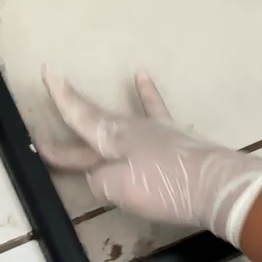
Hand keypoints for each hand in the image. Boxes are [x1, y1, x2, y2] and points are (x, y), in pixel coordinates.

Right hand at [37, 69, 261, 244]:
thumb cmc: (164, 187)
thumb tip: (97, 174)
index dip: (61, 100)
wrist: (215, 186)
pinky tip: (142, 76)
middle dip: (68, 117)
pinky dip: (146, 94)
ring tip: (78, 96)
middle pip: (91, 123)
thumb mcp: (119, 189)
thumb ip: (99, 179)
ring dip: (95, 116)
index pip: (79, 117)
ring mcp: (153, 130)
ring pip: (116, 121)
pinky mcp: (173, 137)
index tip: (48, 72)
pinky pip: (154, 109)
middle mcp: (129, 129)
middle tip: (46, 119)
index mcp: (112, 139)